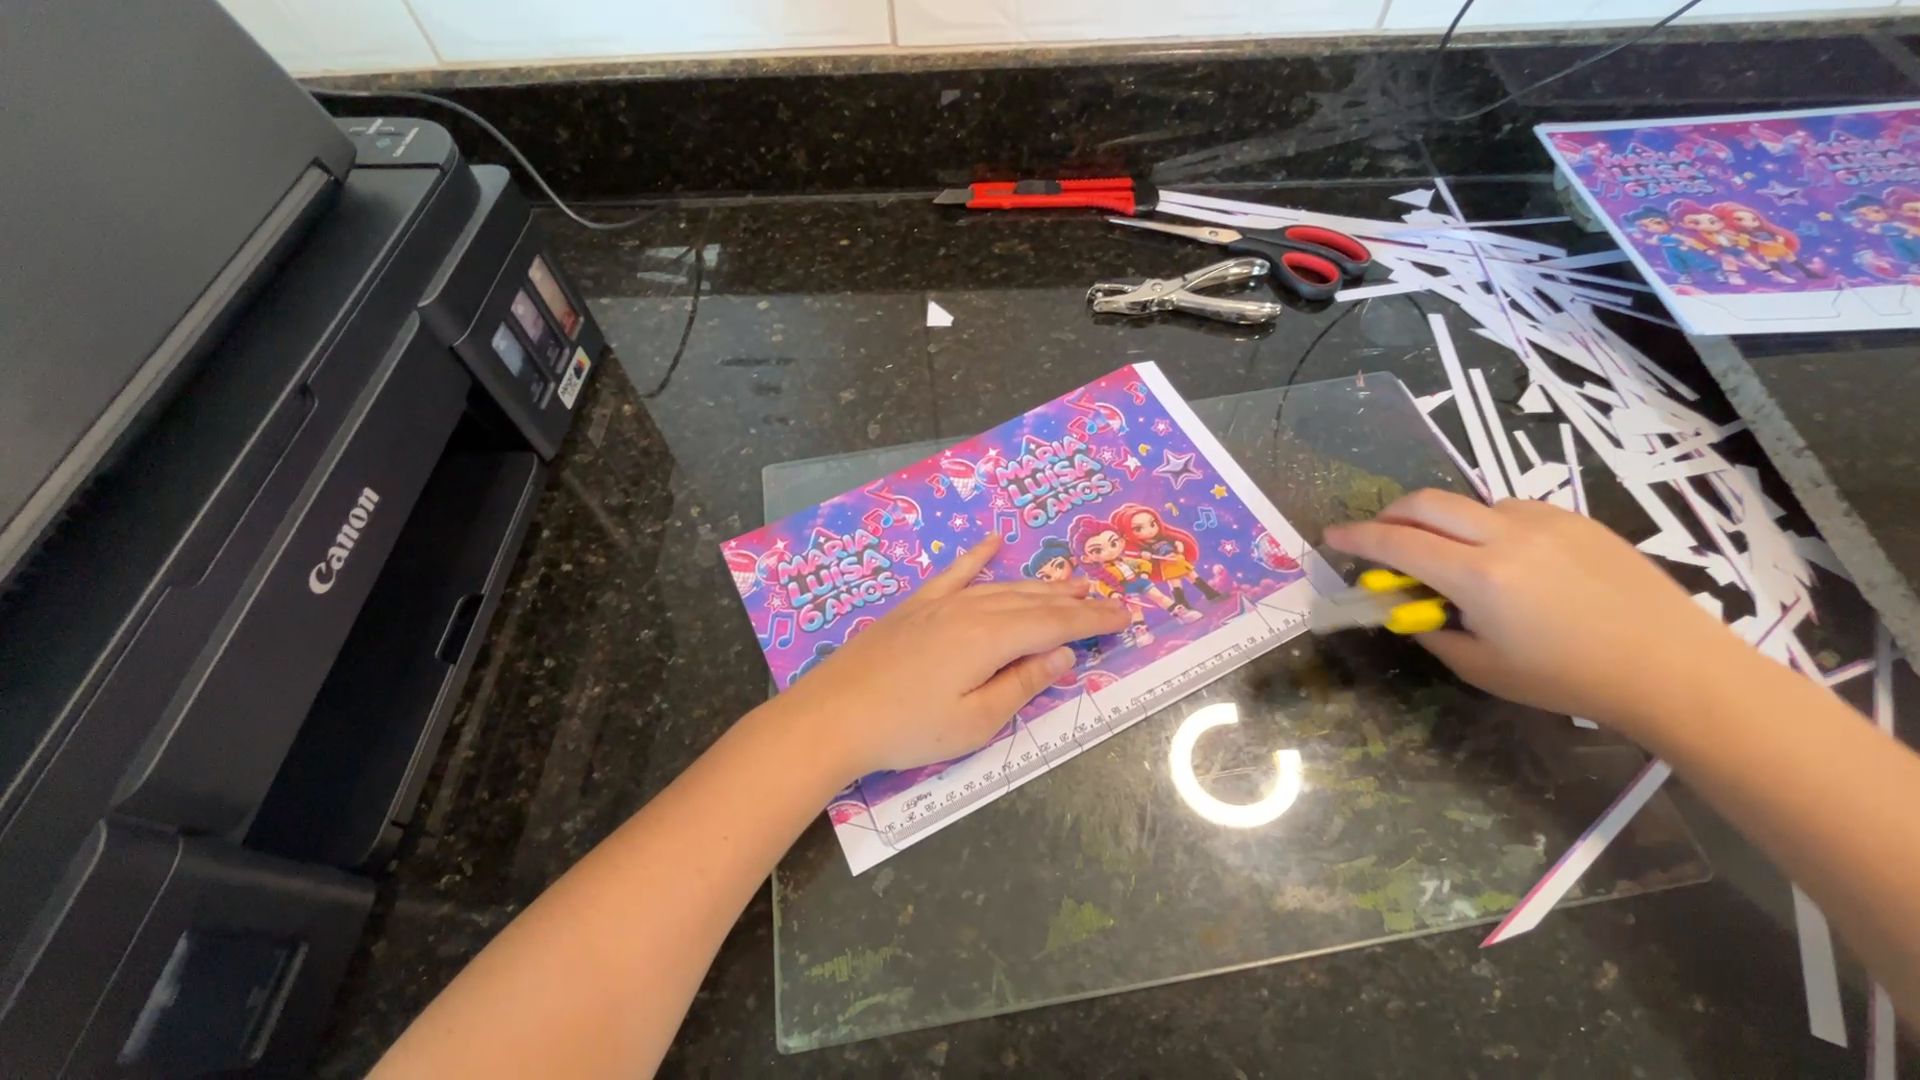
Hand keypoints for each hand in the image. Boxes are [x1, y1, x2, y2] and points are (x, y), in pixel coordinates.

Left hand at [776, 534, 1132, 778]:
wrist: (832, 716)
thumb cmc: (907, 729)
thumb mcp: (975, 722)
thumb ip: (1022, 684)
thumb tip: (1063, 652)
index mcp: (990, 638)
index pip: (1056, 623)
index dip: (1093, 619)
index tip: (1126, 614)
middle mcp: (970, 610)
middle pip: (1033, 600)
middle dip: (1074, 600)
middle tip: (1107, 597)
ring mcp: (940, 604)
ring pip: (1002, 586)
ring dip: (1039, 584)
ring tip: (1070, 581)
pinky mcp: (915, 607)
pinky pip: (955, 574)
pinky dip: (977, 557)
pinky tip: (994, 541)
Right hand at [1322, 490, 1755, 730]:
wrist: (1673, 668)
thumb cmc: (1568, 679)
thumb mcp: (1482, 668)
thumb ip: (1433, 632)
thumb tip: (1409, 609)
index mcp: (1478, 577)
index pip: (1396, 542)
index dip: (1357, 537)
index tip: (1332, 536)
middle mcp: (1506, 535)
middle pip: (1426, 502)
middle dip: (1390, 513)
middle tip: (1379, 536)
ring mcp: (1545, 521)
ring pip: (1469, 503)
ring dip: (1441, 521)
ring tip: (1450, 556)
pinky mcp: (1576, 520)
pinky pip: (1511, 510)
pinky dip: (1486, 525)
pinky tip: (1504, 559)